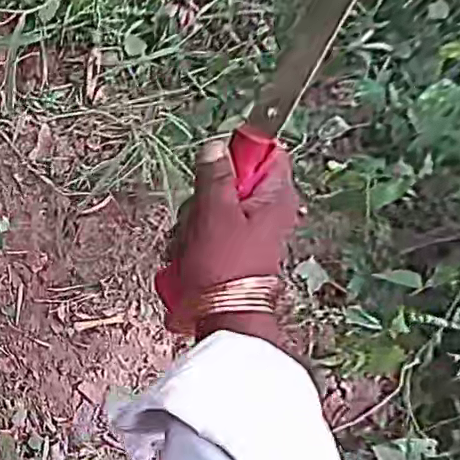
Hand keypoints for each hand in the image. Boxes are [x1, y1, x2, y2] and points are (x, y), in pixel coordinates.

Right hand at [169, 136, 303, 340]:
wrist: (221, 312)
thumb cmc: (223, 264)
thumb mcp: (215, 213)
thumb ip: (215, 176)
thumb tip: (215, 147)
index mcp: (276, 196)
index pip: (264, 154)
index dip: (236, 155)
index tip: (212, 169)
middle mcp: (266, 211)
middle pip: (228, 184)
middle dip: (201, 200)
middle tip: (196, 217)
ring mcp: (247, 232)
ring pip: (209, 210)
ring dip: (189, 225)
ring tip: (187, 244)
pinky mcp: (228, 250)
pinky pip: (203, 233)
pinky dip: (189, 242)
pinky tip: (184, 255)